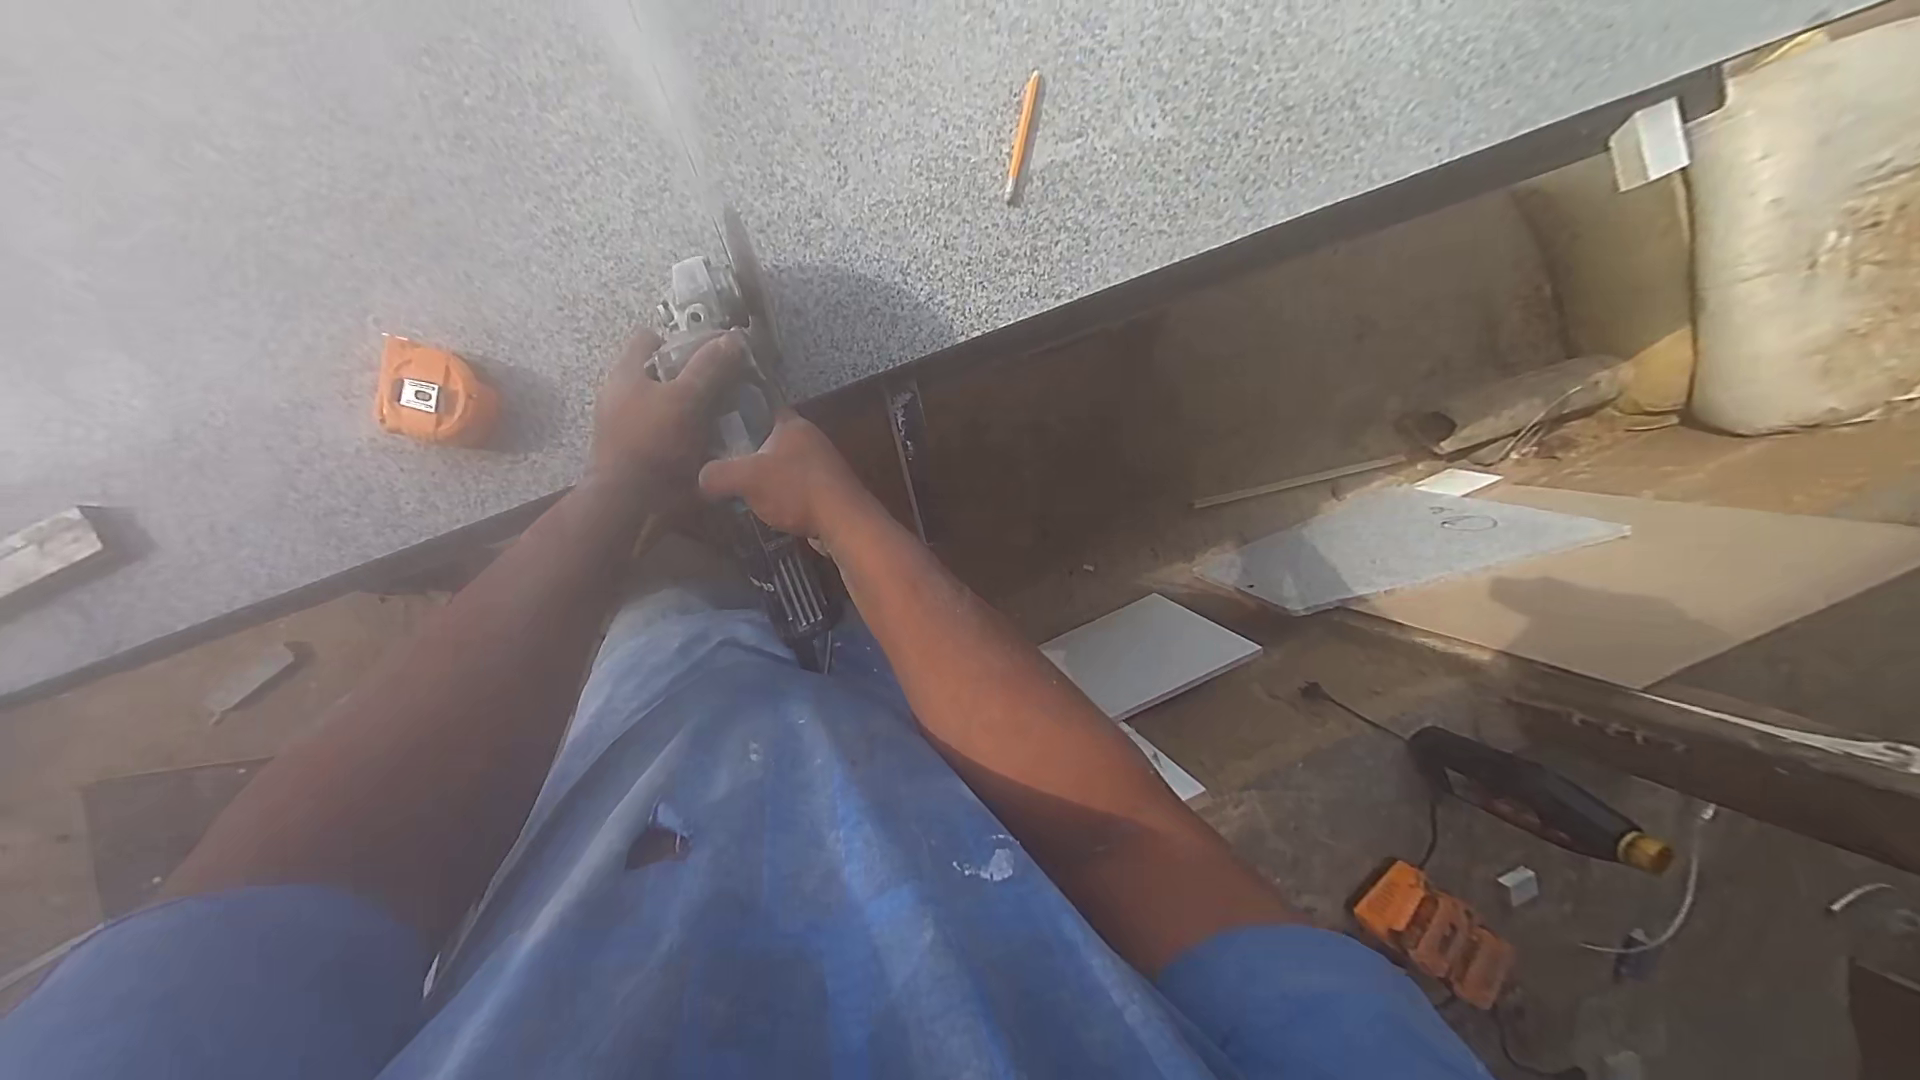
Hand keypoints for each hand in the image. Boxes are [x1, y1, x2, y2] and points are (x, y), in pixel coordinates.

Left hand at [586, 328, 745, 505]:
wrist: (632, 502)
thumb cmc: (654, 443)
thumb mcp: (686, 399)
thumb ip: (708, 367)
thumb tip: (732, 339)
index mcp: (626, 374)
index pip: (650, 339)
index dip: (680, 341)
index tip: (709, 353)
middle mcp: (622, 395)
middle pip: (661, 374)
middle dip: (692, 378)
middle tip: (725, 386)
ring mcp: (628, 426)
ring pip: (668, 405)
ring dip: (694, 409)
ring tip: (726, 418)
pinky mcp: (639, 452)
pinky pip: (669, 434)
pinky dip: (690, 436)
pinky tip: (712, 445)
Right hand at [698, 410, 873, 540]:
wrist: (844, 523)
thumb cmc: (796, 490)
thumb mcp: (746, 478)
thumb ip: (717, 474)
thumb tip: (701, 479)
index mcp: (793, 424)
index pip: (760, 408)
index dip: (738, 416)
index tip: (715, 427)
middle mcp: (810, 440)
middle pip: (770, 441)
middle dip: (748, 454)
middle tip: (722, 466)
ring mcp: (823, 466)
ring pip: (784, 467)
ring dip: (766, 480)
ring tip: (740, 492)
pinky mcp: (829, 492)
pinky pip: (797, 490)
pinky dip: (783, 499)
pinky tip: (768, 511)